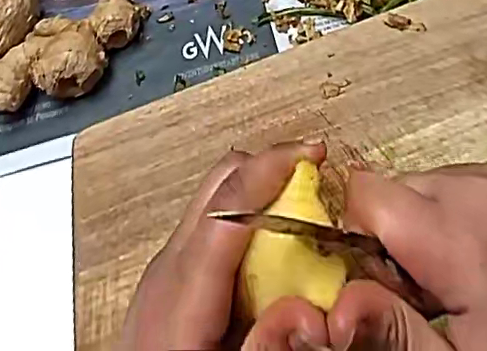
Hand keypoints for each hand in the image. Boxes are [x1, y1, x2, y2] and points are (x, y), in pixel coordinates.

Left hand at [121, 141, 339, 350]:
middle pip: (218, 184)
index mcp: (182, 288)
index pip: (227, 205)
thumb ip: (267, 347)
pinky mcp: (174, 272)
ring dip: (260, 191)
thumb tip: (311, 311)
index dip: (269, 170)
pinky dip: (247, 220)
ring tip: (307, 210)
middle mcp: (171, 261)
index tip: (310, 154)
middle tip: (318, 174)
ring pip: (216, 198)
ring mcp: (168, 262)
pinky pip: (213, 226)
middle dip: (268, 168)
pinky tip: (277, 249)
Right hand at [328, 164, 486, 350]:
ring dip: (417, 233)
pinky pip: (449, 190)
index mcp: (458, 228)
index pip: (358, 192)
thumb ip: (393, 330)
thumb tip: (333, 308)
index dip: (356, 241)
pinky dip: (447, 225)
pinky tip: (480, 274)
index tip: (380, 286)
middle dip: (388, 241)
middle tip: (426, 302)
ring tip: (459, 292)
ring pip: (414, 190)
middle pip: (386, 191)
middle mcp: (476, 188)